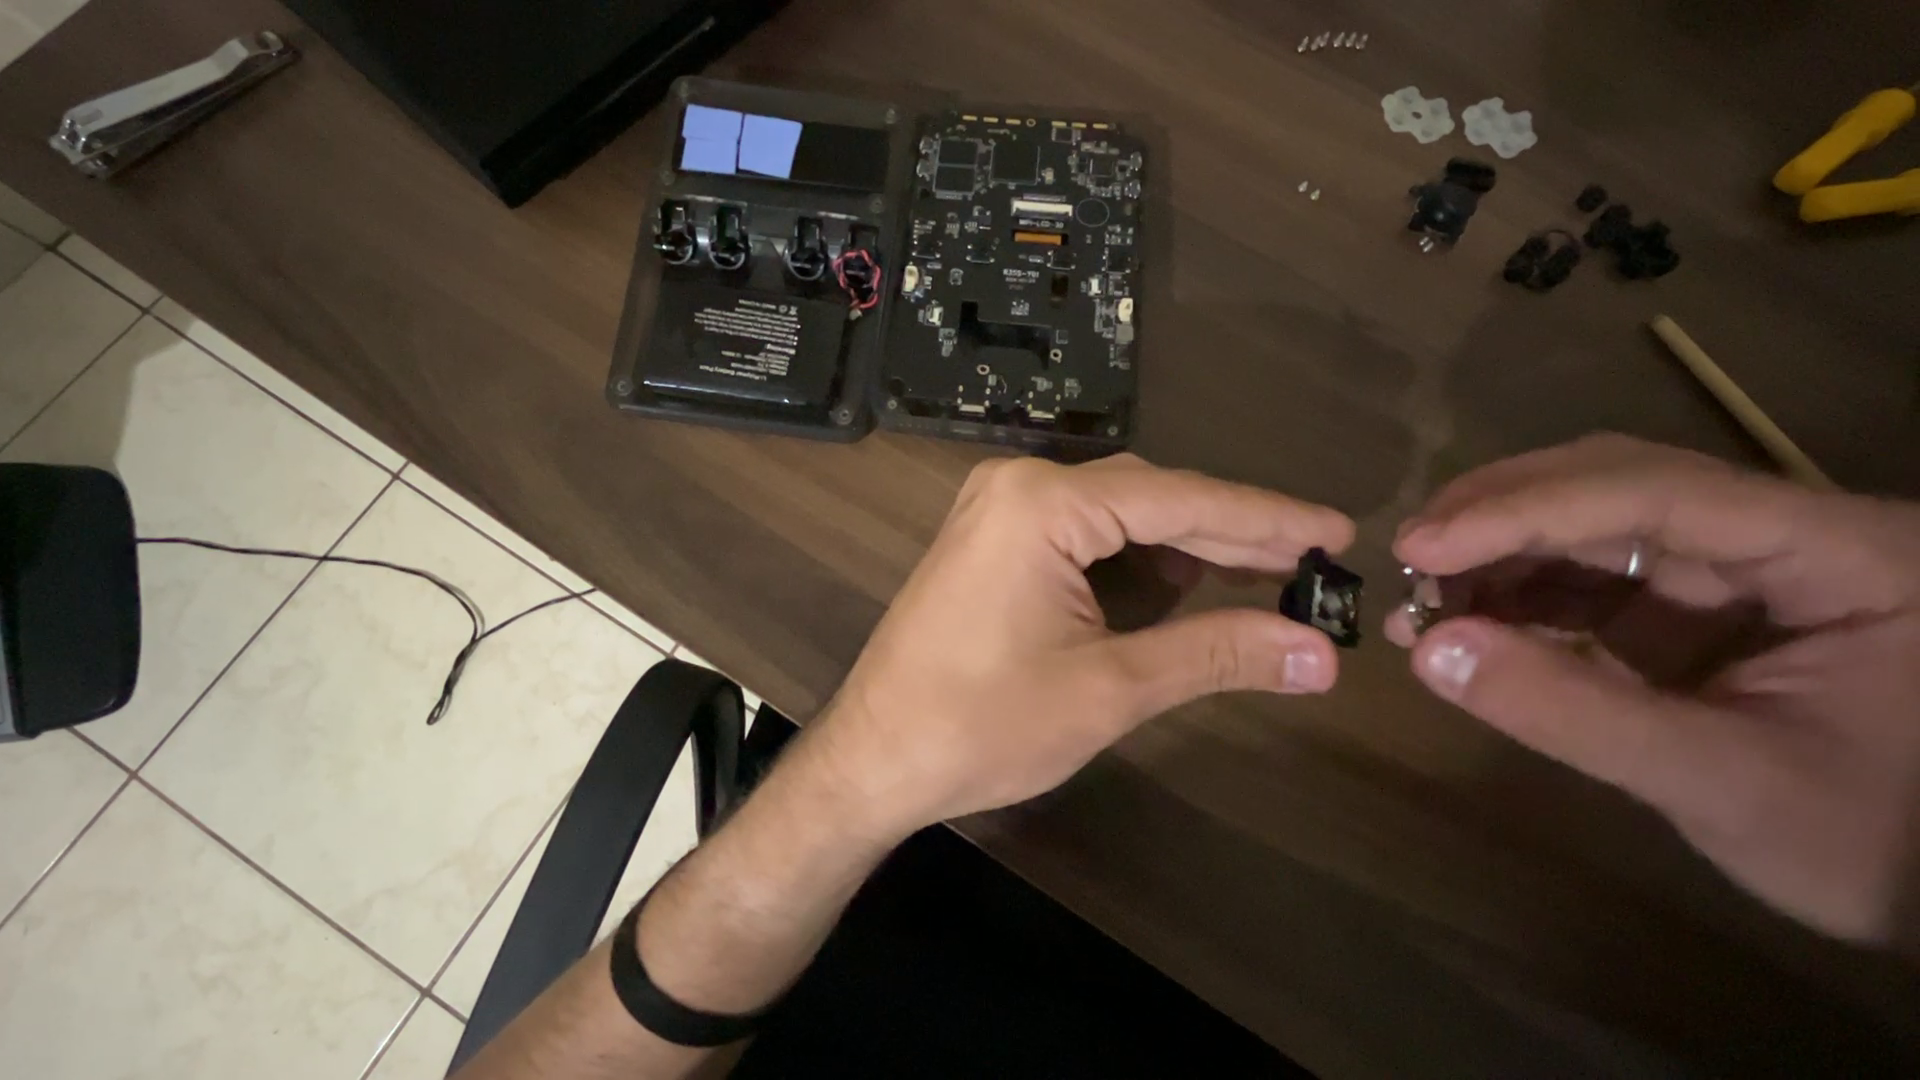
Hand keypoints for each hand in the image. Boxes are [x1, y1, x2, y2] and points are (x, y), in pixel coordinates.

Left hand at [801, 453, 1353, 840]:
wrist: (872, 760)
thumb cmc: (981, 726)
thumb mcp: (1109, 689)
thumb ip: (1216, 654)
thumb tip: (1321, 654)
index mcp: (1043, 504)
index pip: (1181, 499)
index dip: (1267, 518)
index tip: (1340, 530)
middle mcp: (1019, 484)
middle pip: (1150, 498)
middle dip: (1231, 533)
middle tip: (1315, 562)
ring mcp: (998, 509)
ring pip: (1118, 514)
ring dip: (1186, 546)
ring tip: (1266, 577)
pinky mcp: (991, 540)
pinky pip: (1082, 533)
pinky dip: (1135, 559)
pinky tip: (1182, 583)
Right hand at [1393, 434, 1919, 942]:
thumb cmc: (1875, 843)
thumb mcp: (1722, 784)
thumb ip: (1573, 712)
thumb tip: (1427, 650)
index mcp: (1840, 550)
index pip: (1655, 492)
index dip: (1523, 512)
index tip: (1419, 548)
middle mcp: (1784, 530)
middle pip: (1614, 483)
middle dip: (1499, 516)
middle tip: (1408, 557)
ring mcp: (1738, 563)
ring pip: (1591, 522)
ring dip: (1497, 555)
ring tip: (1420, 600)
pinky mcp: (1696, 601)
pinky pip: (1590, 576)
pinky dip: (1517, 594)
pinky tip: (1463, 622)